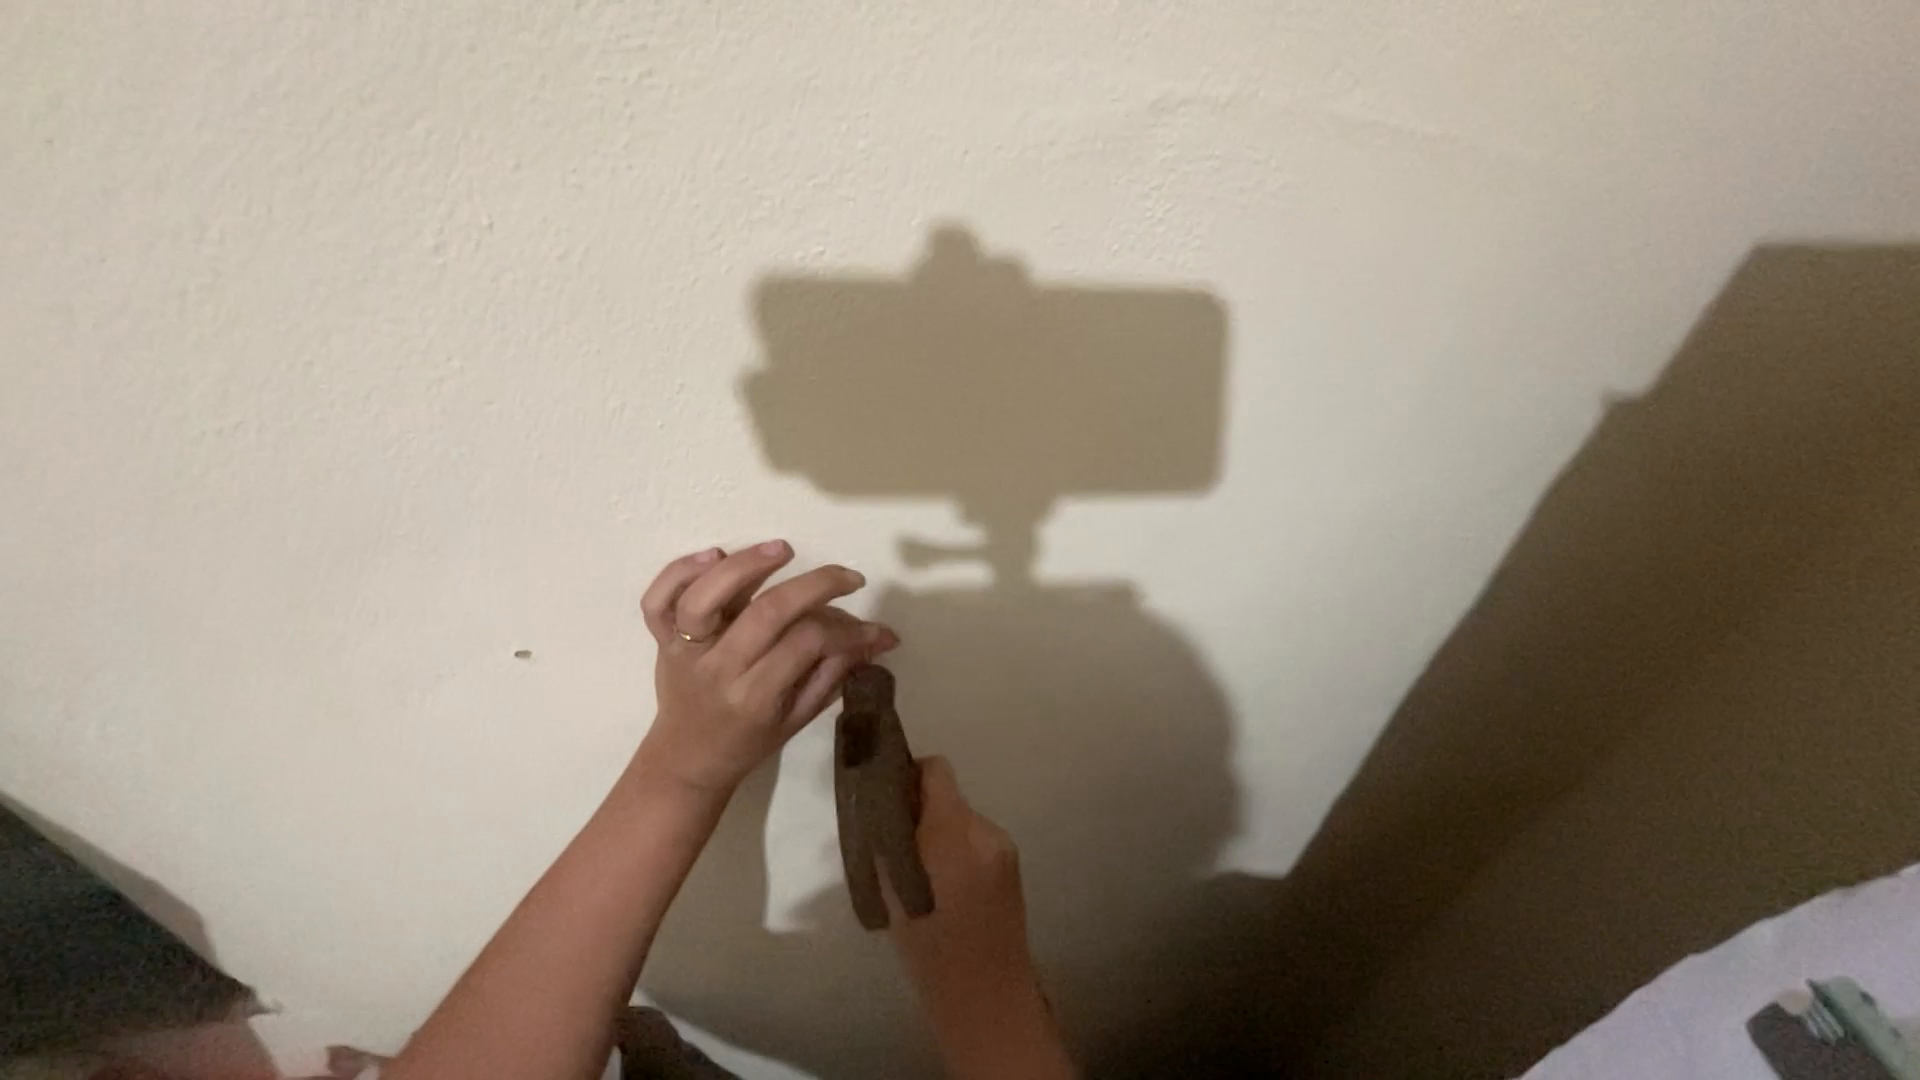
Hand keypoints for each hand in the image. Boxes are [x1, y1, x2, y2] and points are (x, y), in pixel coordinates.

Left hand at [635, 541, 897, 797]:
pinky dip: (678, 571)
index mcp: (755, 697)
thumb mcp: (799, 715)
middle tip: (848, 577)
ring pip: (705, 599)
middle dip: (815, 586)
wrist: (686, 759)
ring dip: (745, 566)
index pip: (806, 644)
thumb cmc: (750, 739)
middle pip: (766, 613)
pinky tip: (713, 555)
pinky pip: (658, 601)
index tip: (872, 627)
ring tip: (783, 549)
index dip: (846, 630)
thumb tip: (880, 636)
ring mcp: (684, 650)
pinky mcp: (661, 638)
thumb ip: (836, 672)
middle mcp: (718, 669)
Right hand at [890, 758, 1075, 1078]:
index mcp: (951, 832)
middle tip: (898, 844)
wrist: (986, 996)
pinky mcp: (1012, 862)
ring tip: (923, 875)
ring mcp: (1003, 845)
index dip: (910, 774)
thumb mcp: (893, 892)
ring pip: (961, 820)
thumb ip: (891, 842)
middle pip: (947, 797)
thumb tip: (884, 807)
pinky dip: (958, 851)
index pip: (935, 771)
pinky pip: (976, 840)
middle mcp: (983, 829)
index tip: (889, 795)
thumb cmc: (929, 949)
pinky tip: (947, 887)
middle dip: (921, 812)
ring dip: (940, 833)